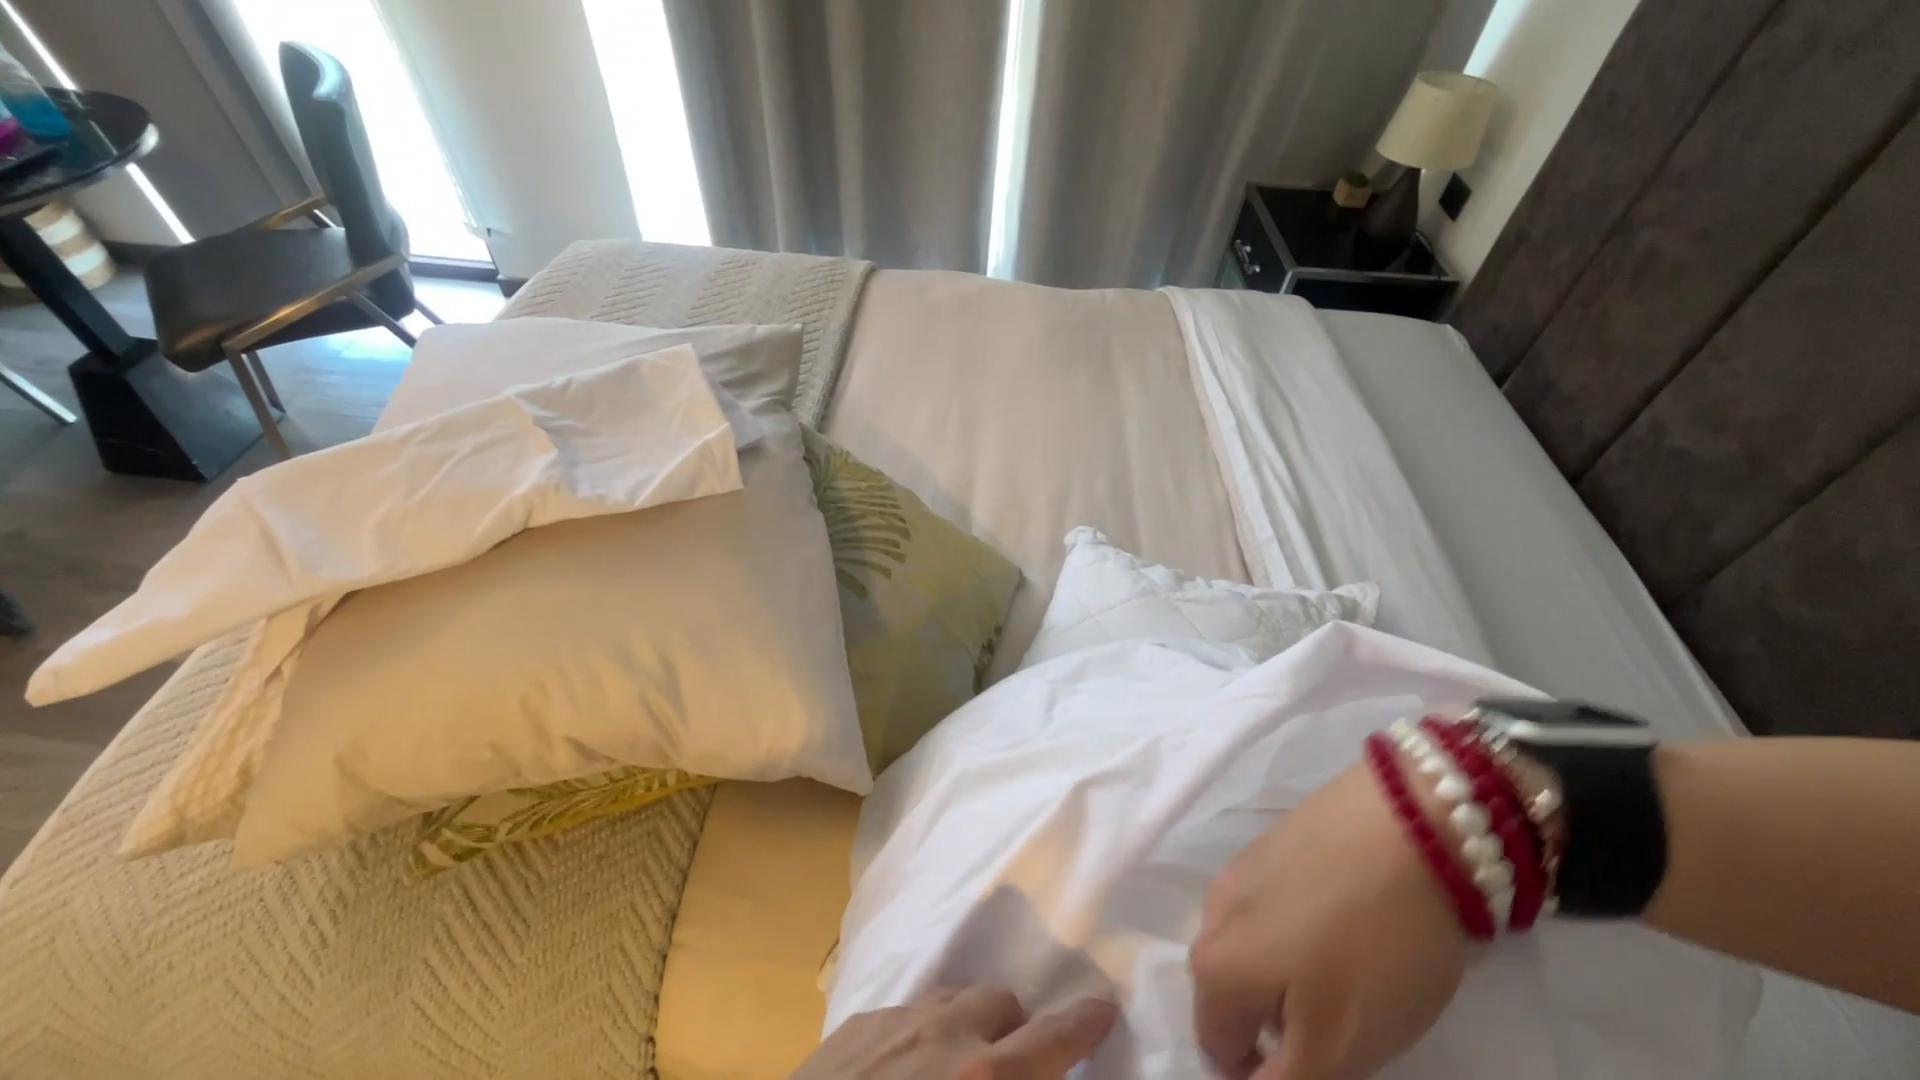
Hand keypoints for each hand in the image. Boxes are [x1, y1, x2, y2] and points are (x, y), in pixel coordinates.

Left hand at [794, 985, 1119, 1079]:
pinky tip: (897, 1070)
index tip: (1103, 1008)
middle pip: (1001, 1001)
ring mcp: (896, 1019)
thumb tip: (1033, 1076)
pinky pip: (904, 1010)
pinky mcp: (855, 1023)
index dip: (1085, 1023)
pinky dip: (916, 1032)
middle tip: (1004, 1063)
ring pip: (951, 999)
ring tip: (950, 1062)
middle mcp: (946, 1033)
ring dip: (963, 1023)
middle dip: (1012, 1027)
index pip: (1055, 1038)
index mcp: (985, 1077)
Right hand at [1189, 761, 1467, 1079]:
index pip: (1220, 1052)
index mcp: (1213, 967)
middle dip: (1282, 1021)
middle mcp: (1210, 915)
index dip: (1270, 1073)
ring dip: (1293, 973)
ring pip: (1257, 950)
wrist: (1411, 818)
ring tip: (1355, 963)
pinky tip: (1353, 916)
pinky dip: (1305, 927)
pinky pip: (1276, 907)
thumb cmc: (1376, 941)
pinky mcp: (1274, 841)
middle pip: (1236, 998)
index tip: (1330, 1058)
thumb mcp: (1339, 1042)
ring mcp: (1240, 870)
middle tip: (1348, 1016)